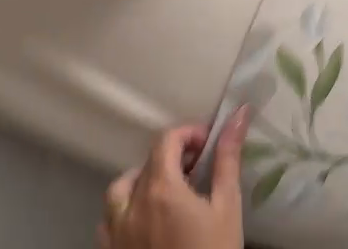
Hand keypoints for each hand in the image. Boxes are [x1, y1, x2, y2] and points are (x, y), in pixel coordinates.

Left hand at [100, 107, 249, 248]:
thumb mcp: (227, 204)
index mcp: (161, 189)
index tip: (210, 146)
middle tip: (199, 168)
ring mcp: (116, 233)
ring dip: (144, 180)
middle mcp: (131, 206)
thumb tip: (239, 114)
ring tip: (169, 191)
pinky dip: (125, 210)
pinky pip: (108, 222)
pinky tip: (147, 220)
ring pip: (120, 189)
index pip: (166, 140)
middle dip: (174, 156)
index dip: (190, 134)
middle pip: (147, 162)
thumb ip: (228, 157)